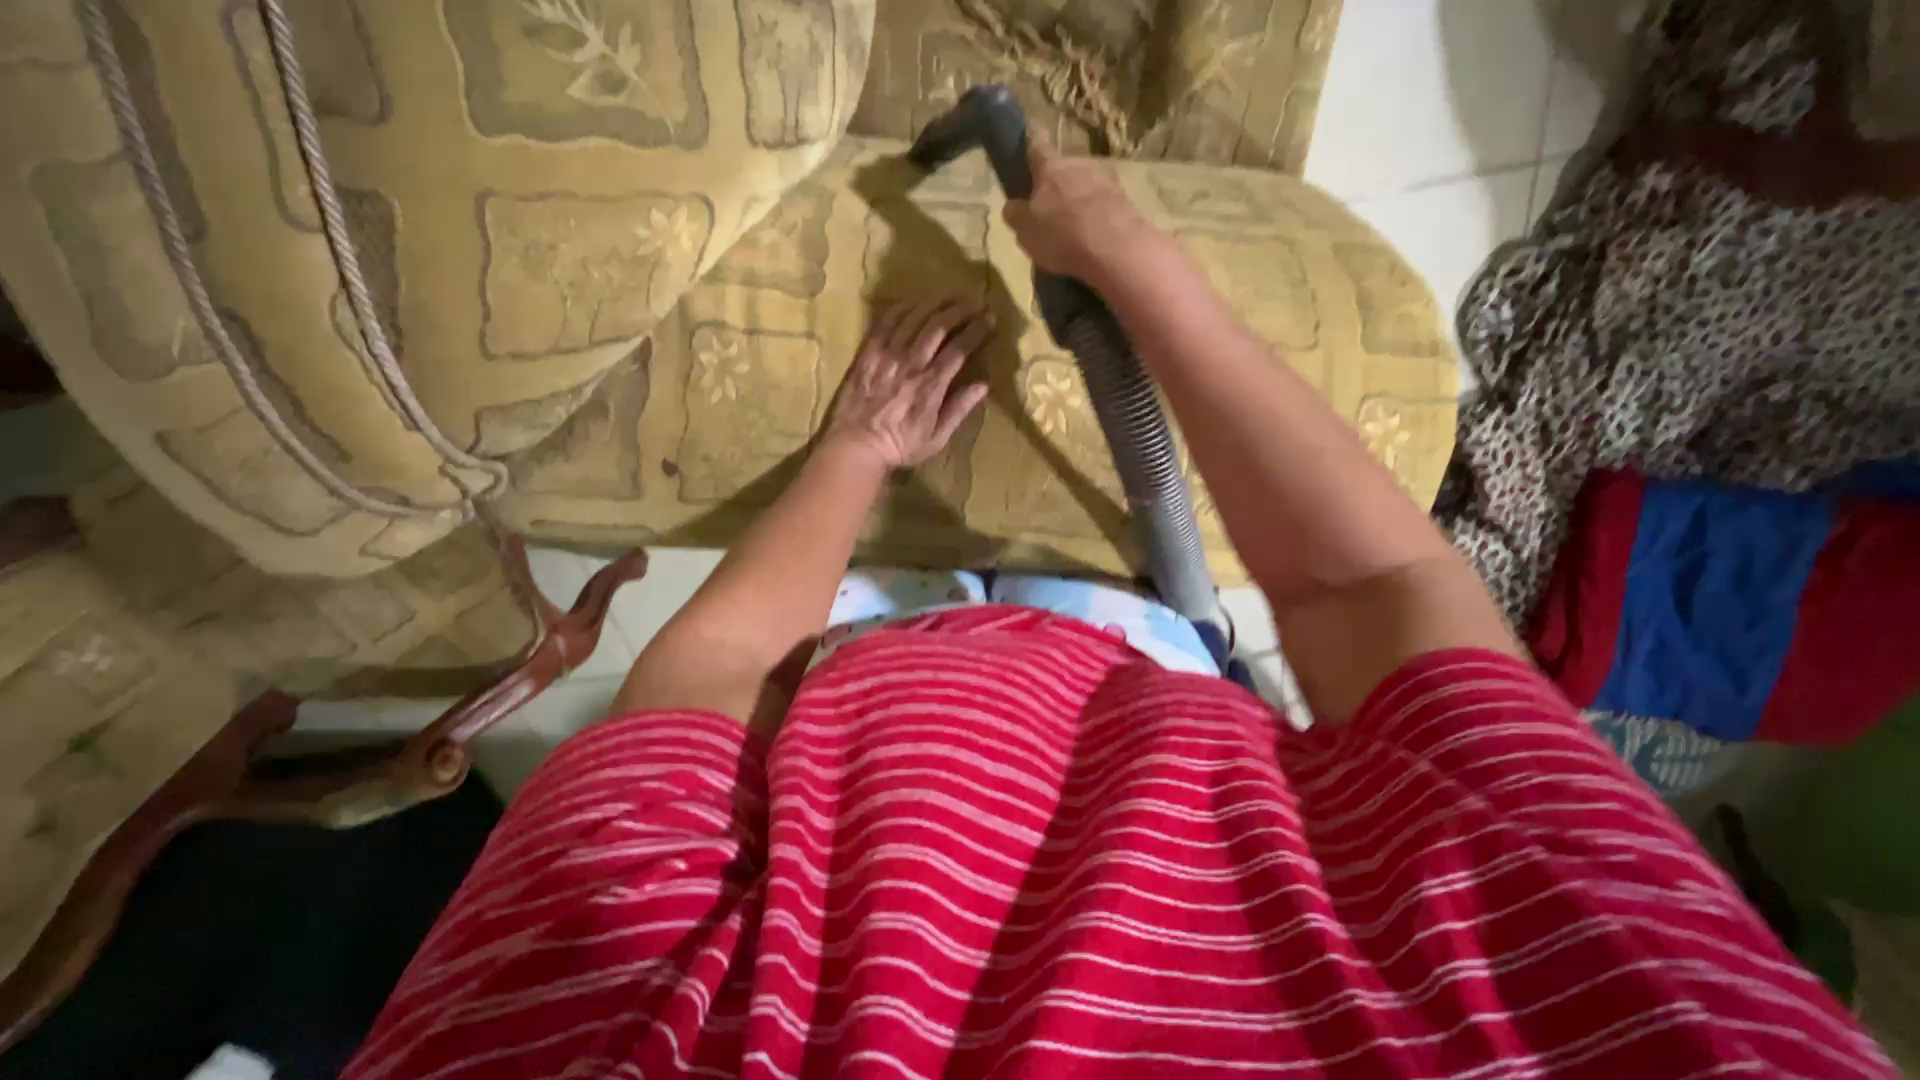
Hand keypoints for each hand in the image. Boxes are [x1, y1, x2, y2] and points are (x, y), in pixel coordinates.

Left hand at [822, 297, 993, 469]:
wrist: (856, 446)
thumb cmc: (900, 446)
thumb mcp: (936, 437)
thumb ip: (959, 409)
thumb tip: (983, 385)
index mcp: (931, 385)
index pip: (959, 349)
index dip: (977, 330)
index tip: (990, 319)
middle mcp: (910, 364)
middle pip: (938, 326)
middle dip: (959, 310)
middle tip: (974, 302)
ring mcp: (886, 356)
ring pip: (913, 319)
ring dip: (934, 304)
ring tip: (948, 297)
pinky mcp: (868, 354)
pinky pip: (885, 323)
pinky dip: (901, 309)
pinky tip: (912, 303)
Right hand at [1002, 130, 1153, 281]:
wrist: (1117, 250)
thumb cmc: (1062, 235)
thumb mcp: (1025, 230)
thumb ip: (1016, 214)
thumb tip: (1013, 205)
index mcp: (1051, 167)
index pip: (1036, 144)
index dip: (1029, 140)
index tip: (1027, 133)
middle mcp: (1080, 165)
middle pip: (1063, 170)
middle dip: (1055, 185)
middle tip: (1047, 211)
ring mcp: (1107, 181)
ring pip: (1085, 188)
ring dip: (1077, 203)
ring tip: (1072, 233)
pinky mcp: (1126, 202)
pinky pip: (1103, 207)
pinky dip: (1095, 219)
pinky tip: (1091, 242)